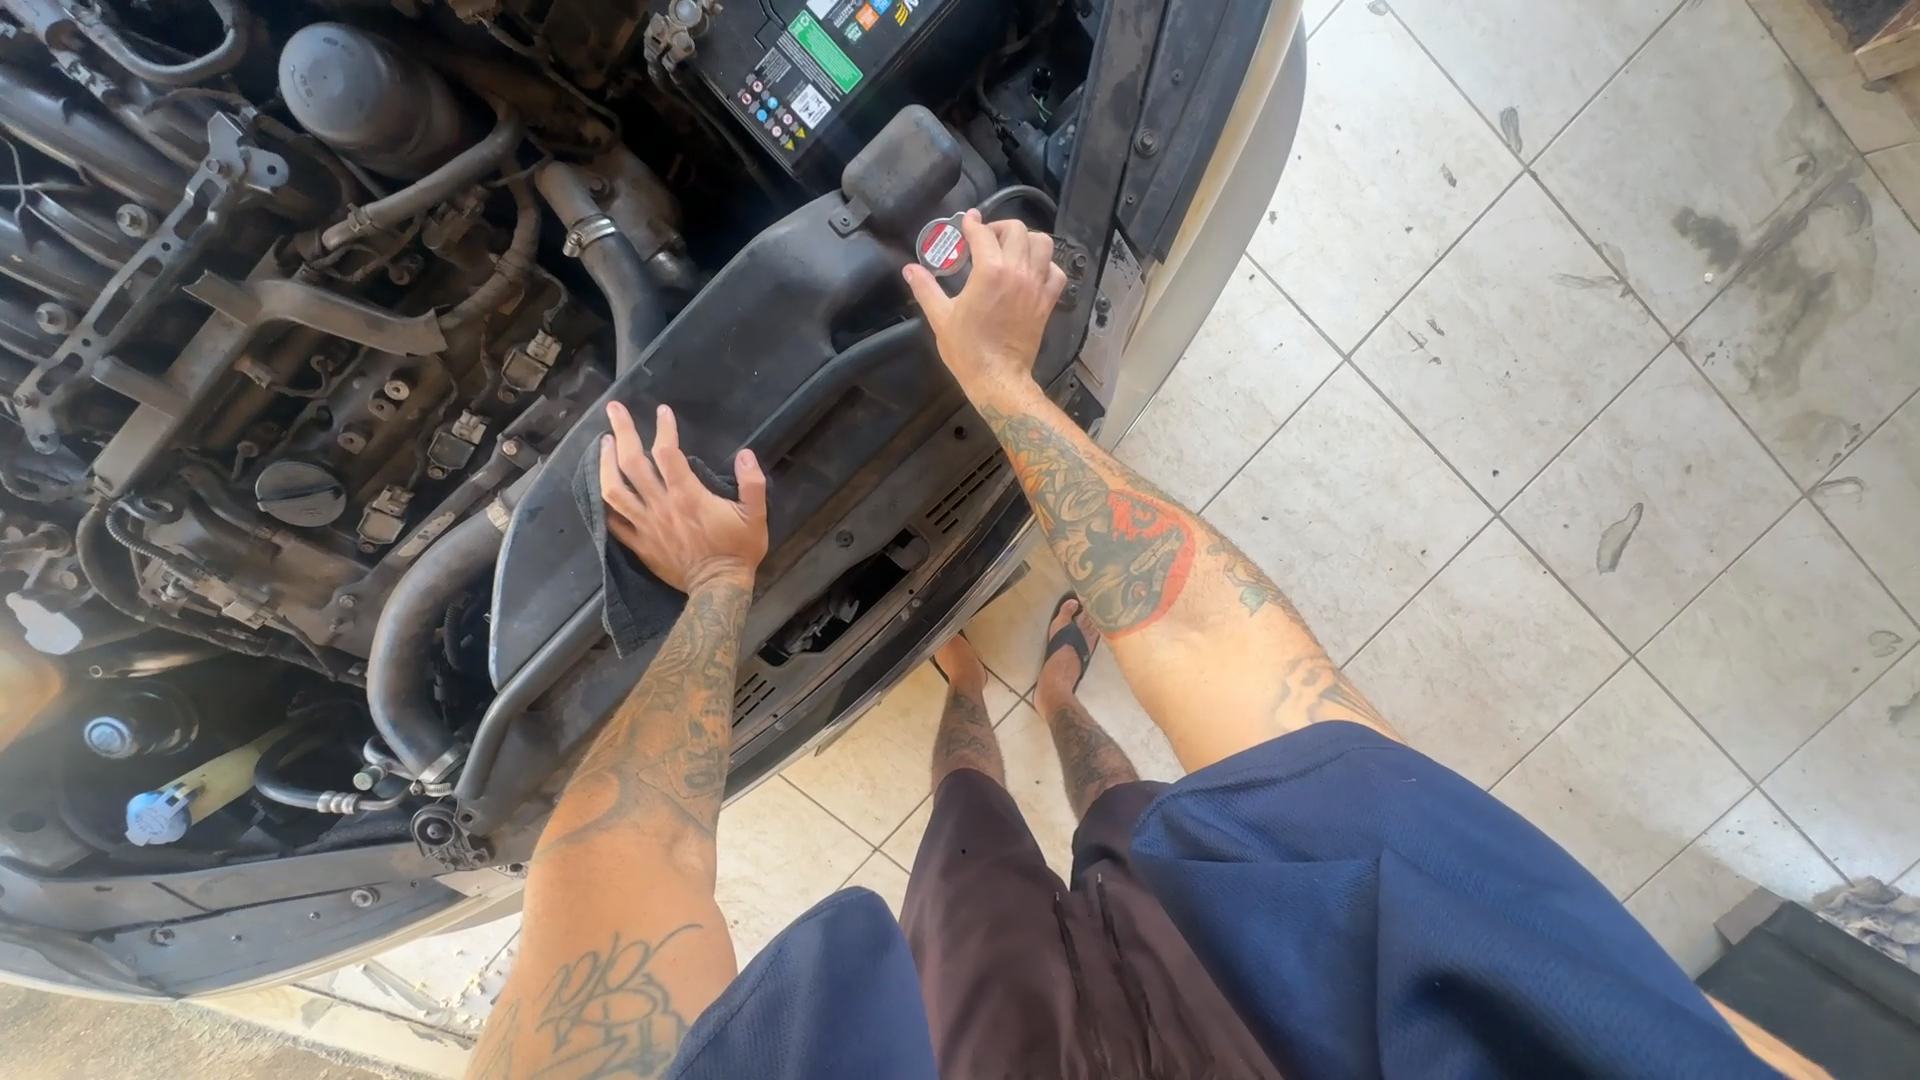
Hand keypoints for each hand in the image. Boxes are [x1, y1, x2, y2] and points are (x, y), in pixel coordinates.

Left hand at [599, 401, 768, 593]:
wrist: (718, 587)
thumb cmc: (739, 549)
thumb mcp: (756, 515)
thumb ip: (752, 483)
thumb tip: (746, 454)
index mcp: (687, 495)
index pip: (668, 453)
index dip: (663, 428)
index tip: (662, 411)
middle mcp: (661, 506)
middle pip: (632, 463)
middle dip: (623, 432)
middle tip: (614, 410)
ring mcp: (646, 525)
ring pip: (613, 490)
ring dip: (604, 463)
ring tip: (604, 444)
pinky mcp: (640, 544)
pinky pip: (613, 522)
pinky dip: (605, 505)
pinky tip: (603, 490)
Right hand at [903, 209, 1066, 403]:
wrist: (997, 378)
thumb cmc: (967, 350)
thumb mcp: (941, 318)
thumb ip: (926, 288)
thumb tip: (910, 269)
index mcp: (989, 271)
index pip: (983, 234)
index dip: (972, 224)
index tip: (967, 222)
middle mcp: (1017, 272)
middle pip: (1017, 230)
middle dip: (1000, 228)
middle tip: (987, 239)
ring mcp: (1036, 286)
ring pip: (1043, 244)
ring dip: (1027, 241)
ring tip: (1012, 250)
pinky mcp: (1047, 302)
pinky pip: (1056, 272)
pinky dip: (1046, 266)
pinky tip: (1032, 271)